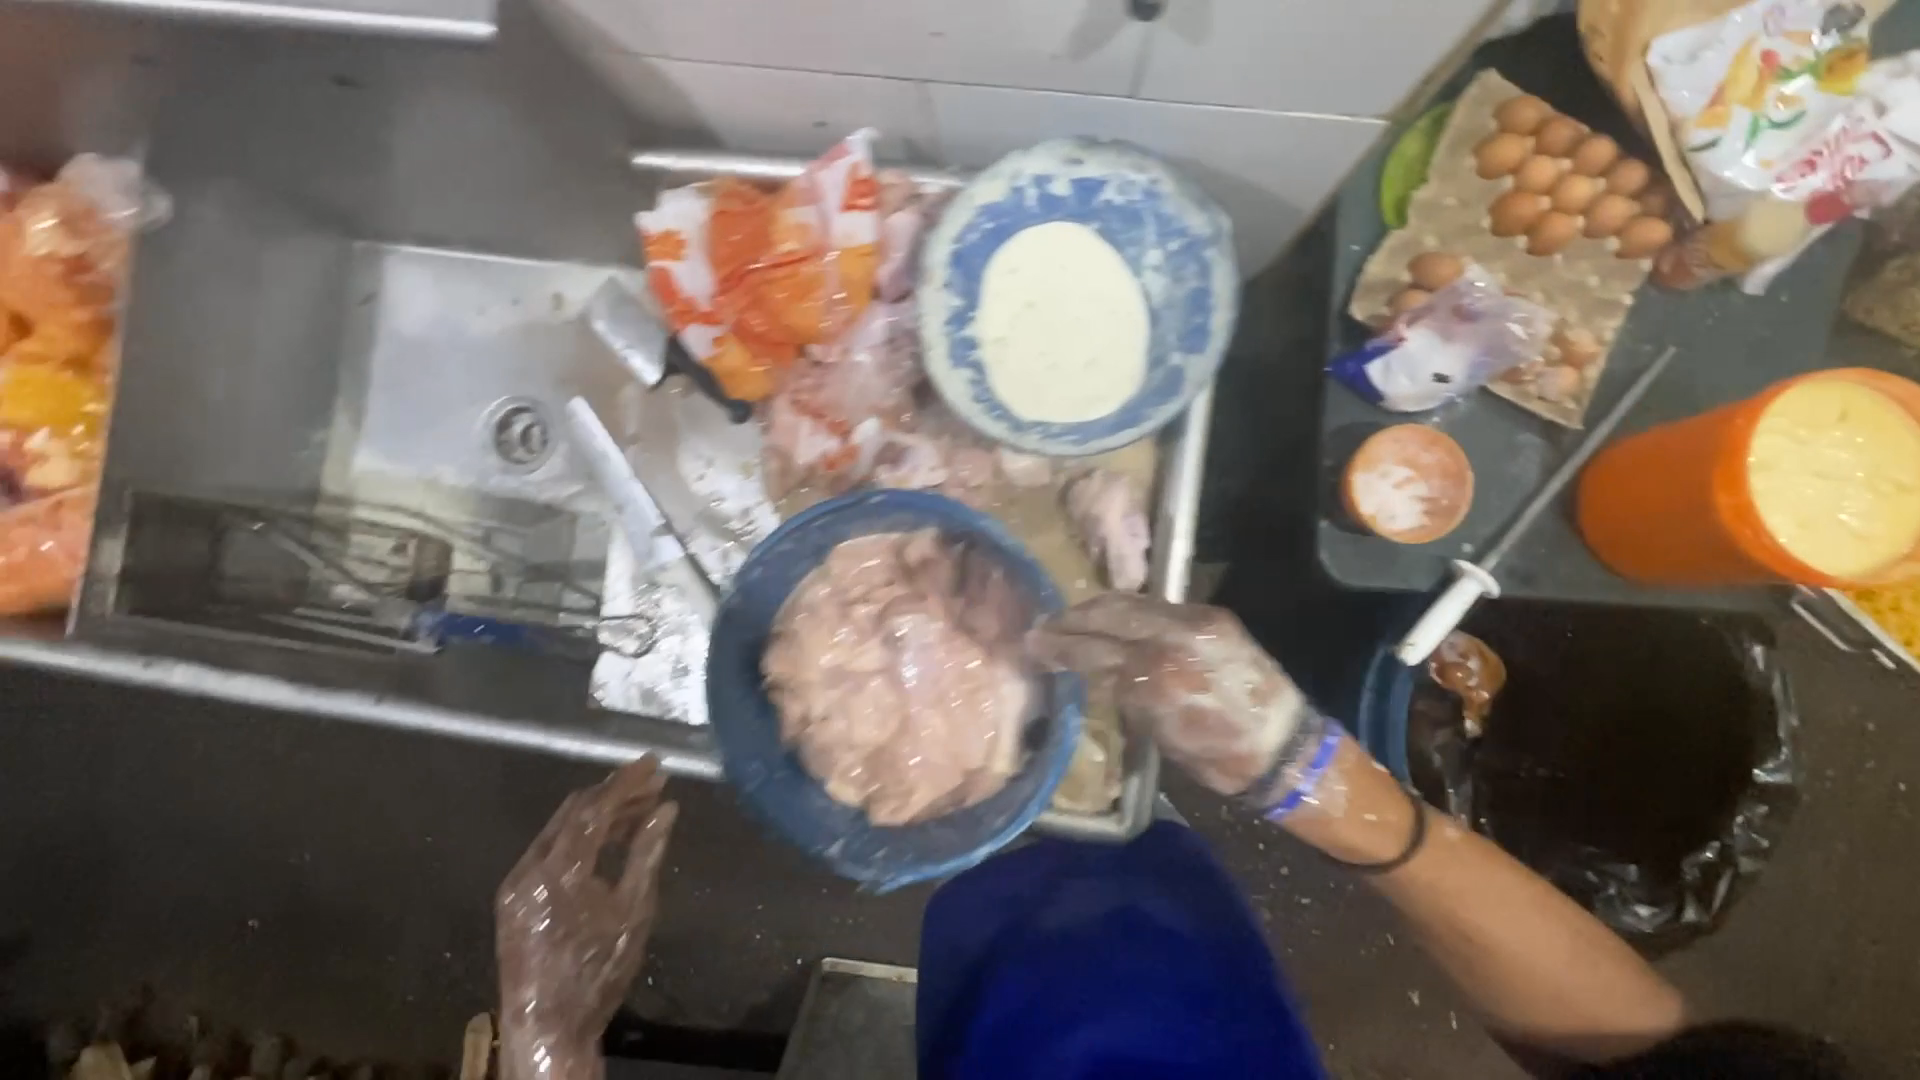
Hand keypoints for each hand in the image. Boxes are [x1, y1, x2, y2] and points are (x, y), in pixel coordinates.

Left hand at [496, 756, 678, 1079]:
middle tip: (654, 783)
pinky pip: (550, 850)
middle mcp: (528, 869)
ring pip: (562, 829)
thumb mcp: (633, 911)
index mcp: (557, 872)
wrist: (548, 1030)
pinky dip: (582, 838)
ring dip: (601, 814)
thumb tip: (667, 808)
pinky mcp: (514, 898)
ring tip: (642, 809)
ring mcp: (516, 884)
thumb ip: (648, 852)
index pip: (593, 808)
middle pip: (574, 812)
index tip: (655, 765)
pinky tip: (612, 838)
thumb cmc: (598, 972)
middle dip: (616, 793)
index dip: (626, 782)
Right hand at [1028, 594, 1312, 801]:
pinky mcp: (1212, 616)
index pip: (1091, 649)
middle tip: (1045, 626)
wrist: (1288, 749)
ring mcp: (1195, 621)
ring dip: (1096, 610)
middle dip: (1070, 619)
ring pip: (1130, 601)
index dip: (1057, 646)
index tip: (1033, 644)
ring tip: (1072, 620)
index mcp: (1157, 677)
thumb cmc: (1219, 759)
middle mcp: (1173, 638)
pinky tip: (1113, 621)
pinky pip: (1157, 605)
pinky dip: (1128, 611)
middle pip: (1106, 613)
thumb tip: (1096, 673)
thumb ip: (1126, 695)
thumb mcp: (1159, 734)